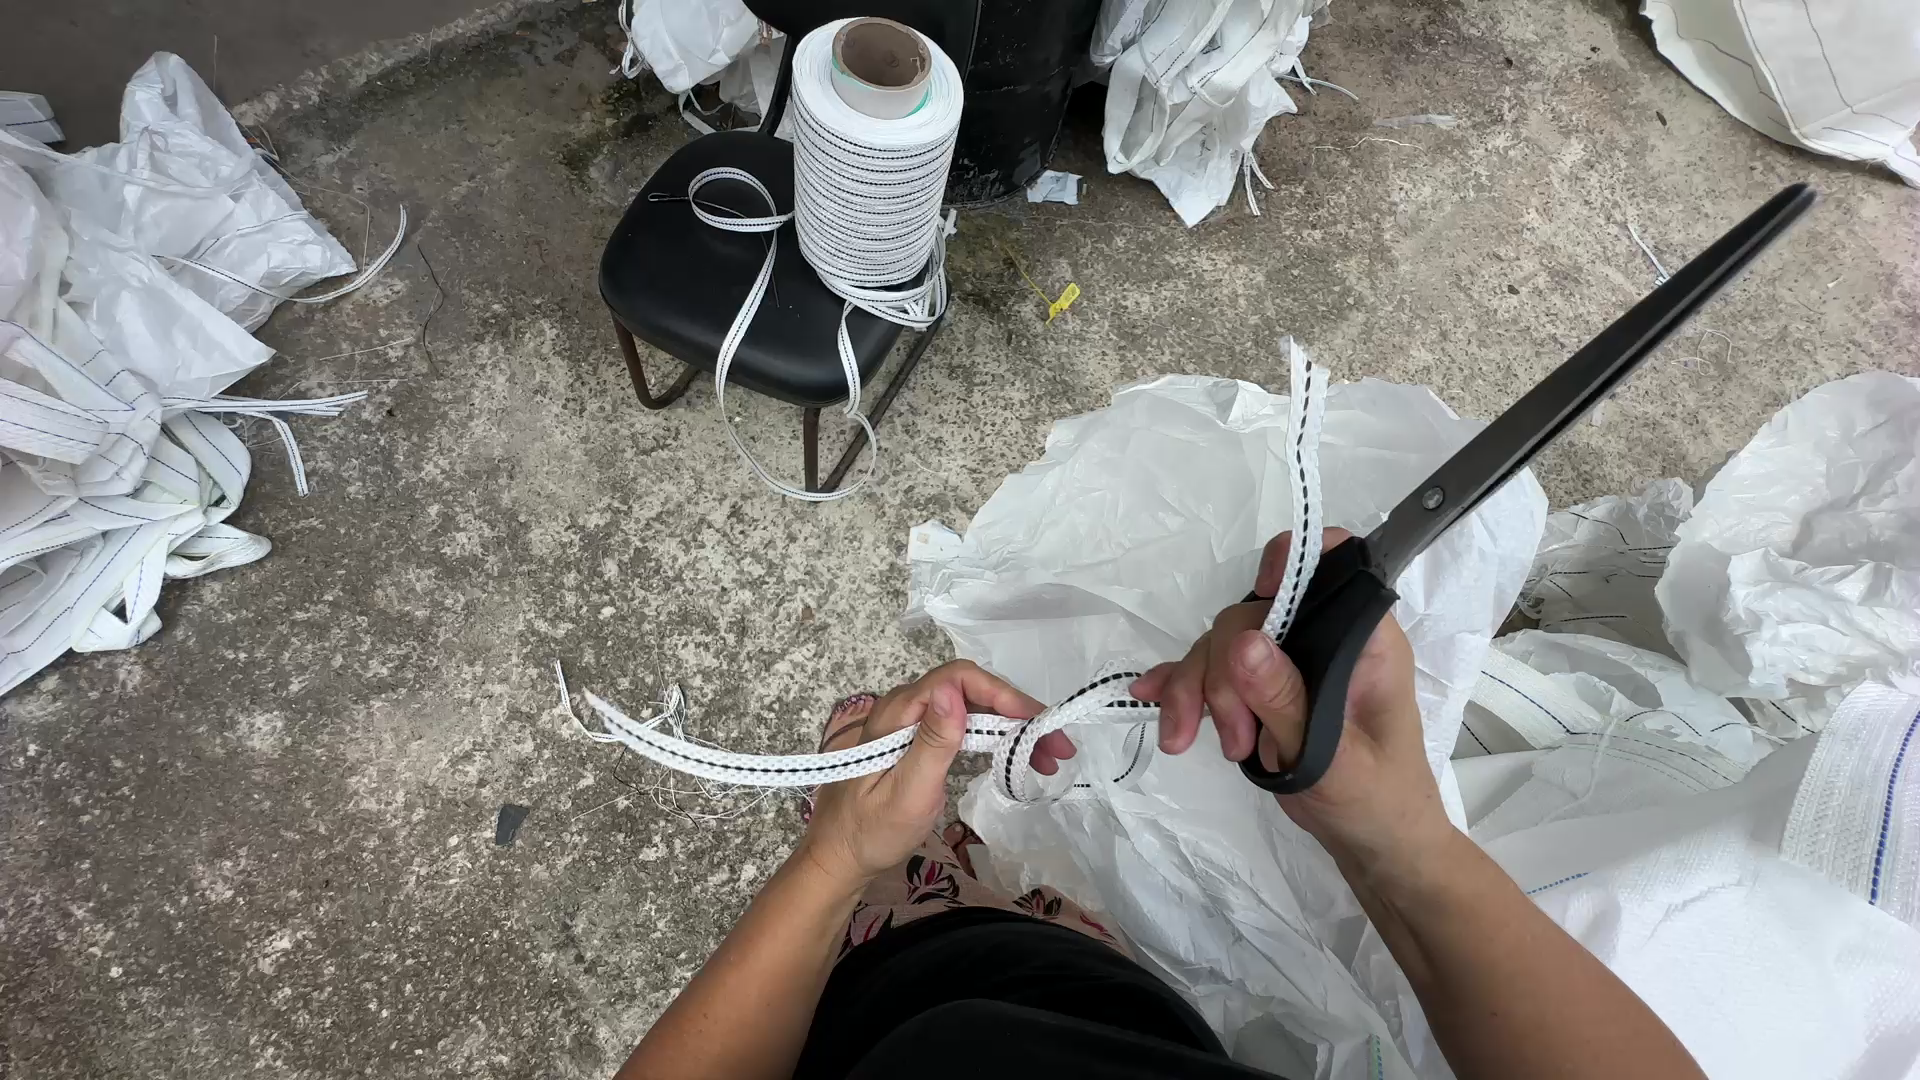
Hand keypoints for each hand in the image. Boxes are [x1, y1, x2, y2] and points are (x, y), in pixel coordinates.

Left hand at [796, 660, 1063, 887]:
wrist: (840, 854)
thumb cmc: (872, 830)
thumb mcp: (907, 793)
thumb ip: (932, 742)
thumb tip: (952, 691)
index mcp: (899, 710)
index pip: (958, 679)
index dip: (1001, 693)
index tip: (1035, 721)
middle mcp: (907, 705)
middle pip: (971, 689)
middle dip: (1017, 712)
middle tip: (1057, 746)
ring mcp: (914, 720)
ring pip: (973, 706)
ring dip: (1012, 725)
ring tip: (1048, 756)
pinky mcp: (922, 737)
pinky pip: (965, 723)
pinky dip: (996, 736)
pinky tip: (1018, 755)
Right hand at [1131, 529, 1452, 869]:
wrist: (1368, 840)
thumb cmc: (1375, 801)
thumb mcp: (1336, 761)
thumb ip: (1287, 700)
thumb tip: (1242, 642)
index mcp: (1360, 640)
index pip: (1331, 566)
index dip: (1291, 564)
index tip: (1259, 596)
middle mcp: (1318, 638)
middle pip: (1250, 617)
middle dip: (1223, 675)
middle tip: (1233, 740)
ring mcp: (1282, 660)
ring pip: (1219, 646)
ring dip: (1196, 692)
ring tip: (1186, 741)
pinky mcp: (1253, 684)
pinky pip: (1206, 669)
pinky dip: (1178, 684)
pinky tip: (1154, 700)